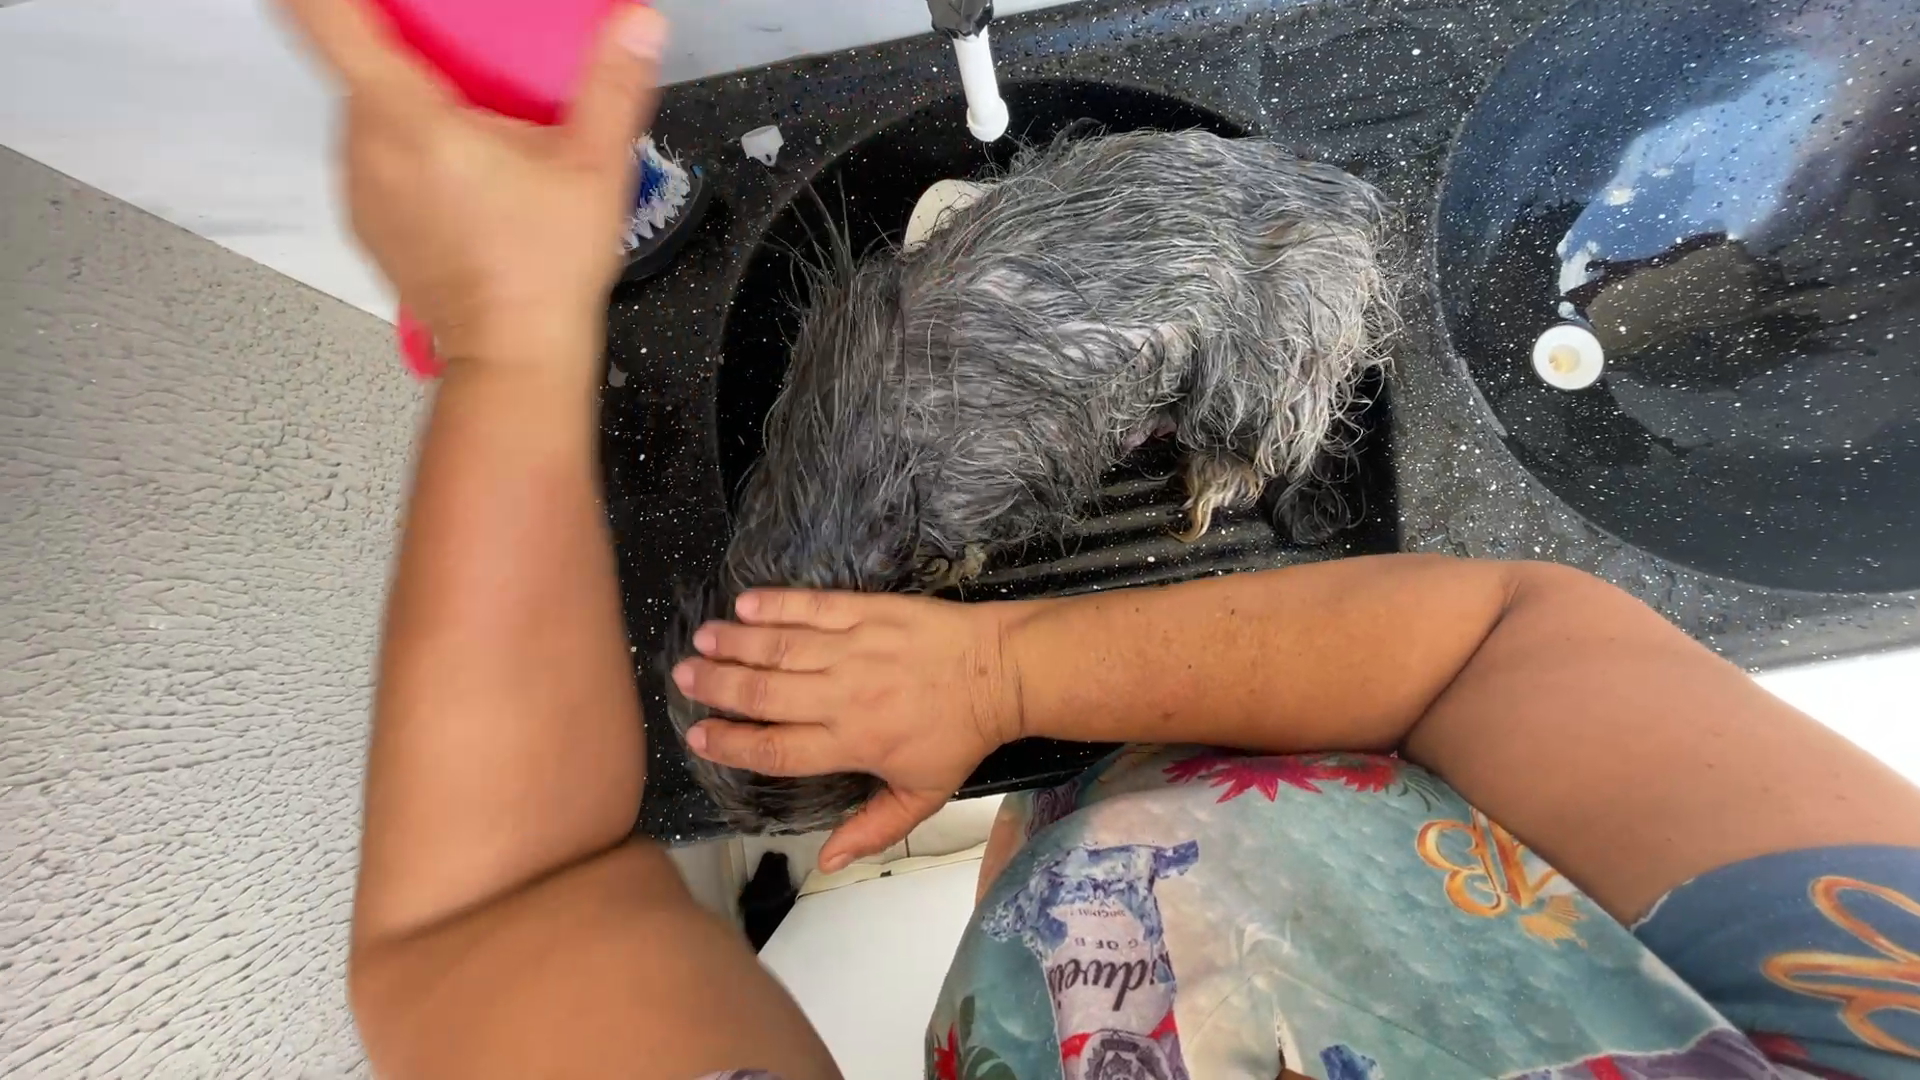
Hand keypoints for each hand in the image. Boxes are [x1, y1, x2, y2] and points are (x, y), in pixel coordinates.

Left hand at [278, 0, 666, 373]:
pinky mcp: (367, 224)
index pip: (322, 6)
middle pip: (365, 63)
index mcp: (405, 114)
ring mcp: (358, 188)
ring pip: (375, 117)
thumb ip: (613, 88)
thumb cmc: (548, 269)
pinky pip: (381, 166)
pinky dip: (417, 165)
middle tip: (487, 93)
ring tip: (489, 157)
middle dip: (420, 65)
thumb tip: (640, 22)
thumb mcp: (596, 172)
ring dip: (421, 119)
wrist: (517, 355)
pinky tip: (472, 199)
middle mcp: (361, 143)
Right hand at [671, 590, 1027, 869]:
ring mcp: (854, 648)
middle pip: (764, 693)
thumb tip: (824, 862)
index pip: (775, 747)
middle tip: (683, 677)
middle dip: (718, 686)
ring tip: (701, 640)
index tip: (699, 735)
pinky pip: (813, 607)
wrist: (1000, 672)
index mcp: (851, 743)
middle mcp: (842, 695)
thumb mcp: (924, 795)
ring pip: (780, 647)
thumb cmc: (961, 735)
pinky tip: (745, 602)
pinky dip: (777, 604)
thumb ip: (873, 828)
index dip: (731, 743)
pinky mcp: (868, 611)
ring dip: (735, 643)